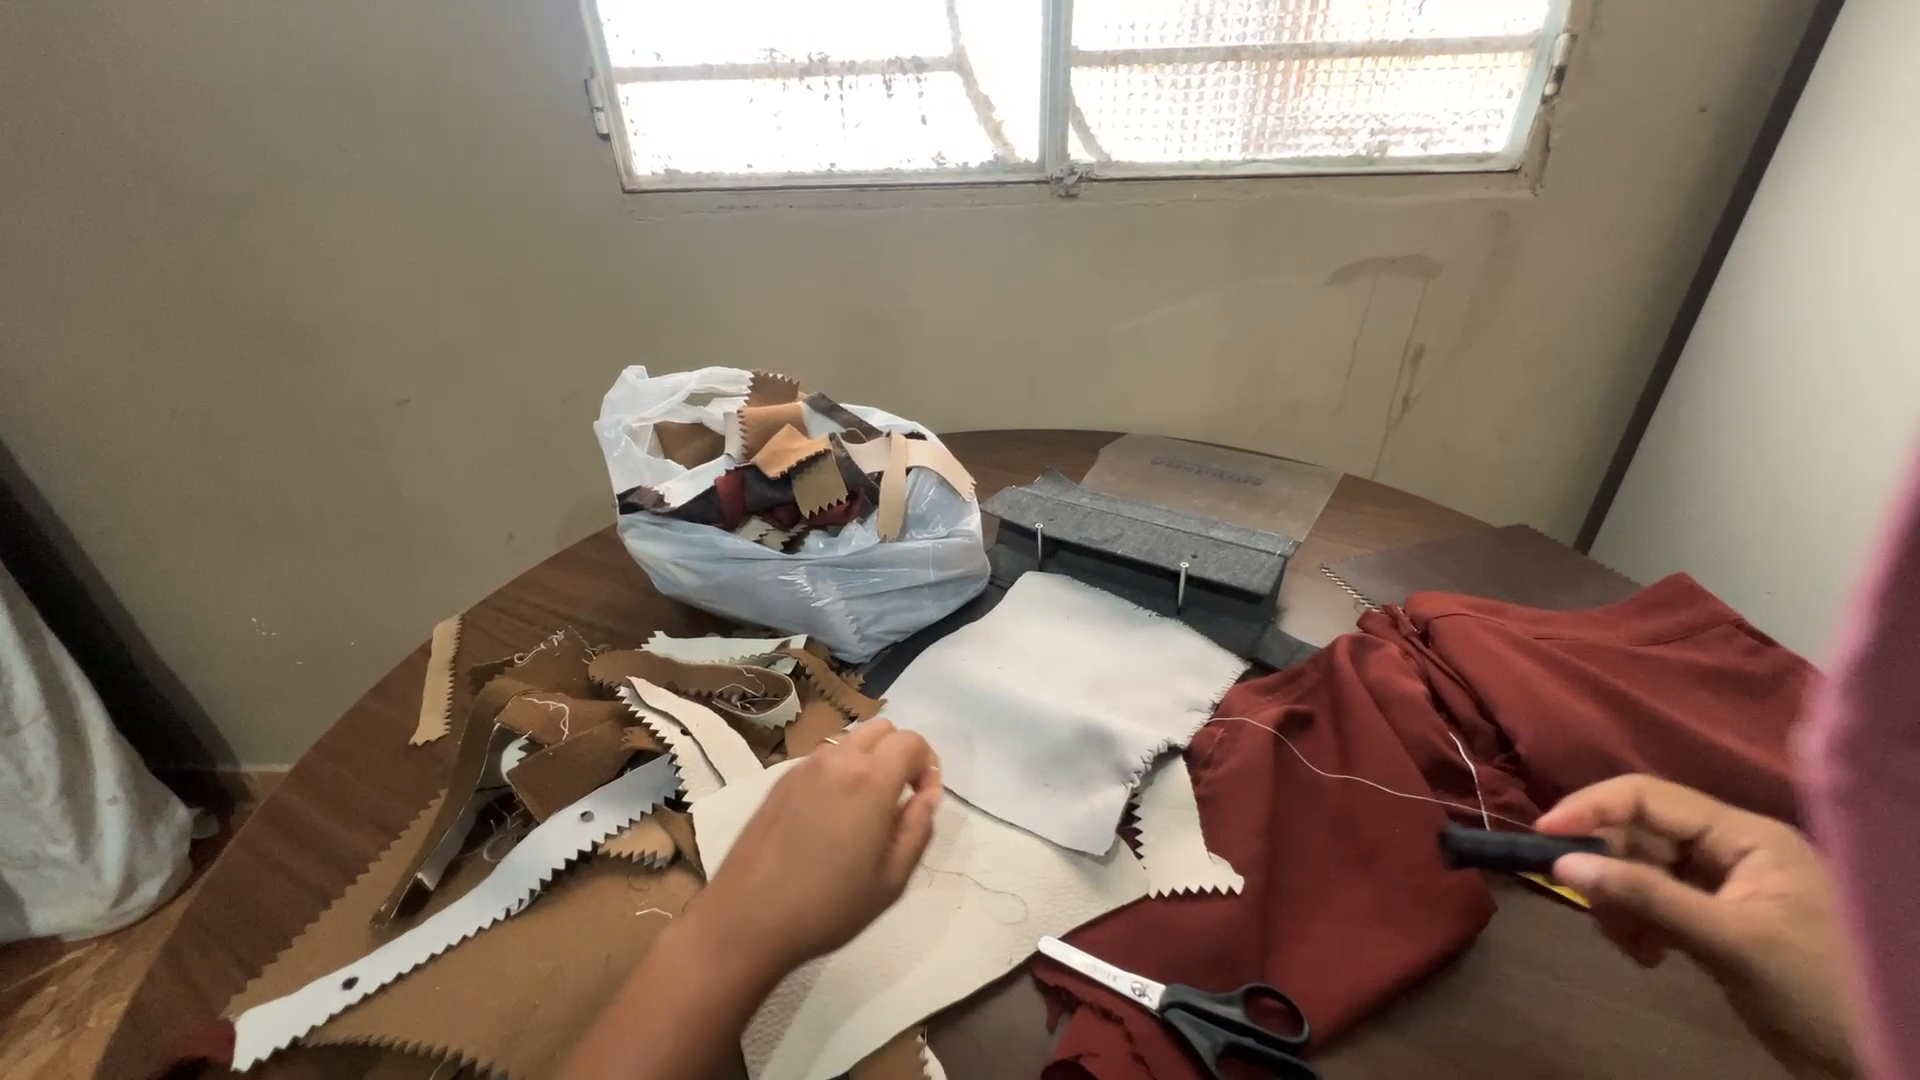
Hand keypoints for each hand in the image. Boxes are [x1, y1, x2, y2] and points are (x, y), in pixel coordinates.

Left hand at [690, 718, 941, 974]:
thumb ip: (919, 828)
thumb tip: (928, 795)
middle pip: (882, 729)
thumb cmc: (828, 906)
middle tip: (899, 798)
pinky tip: (831, 815)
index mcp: (871, 779)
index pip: (912, 742)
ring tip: (865, 808)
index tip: (923, 800)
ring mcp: (805, 766)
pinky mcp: (780, 780)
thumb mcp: (892, 879)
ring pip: (851, 739)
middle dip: (900, 754)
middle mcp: (838, 760)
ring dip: (870, 759)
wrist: (747, 920)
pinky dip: (841, 770)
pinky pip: (824, 758)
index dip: (928, 765)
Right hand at [1537, 775, 1856, 1079]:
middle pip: (1635, 832)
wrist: (1887, 1069)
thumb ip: (1644, 895)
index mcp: (1746, 835)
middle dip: (1604, 867)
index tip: (1543, 836)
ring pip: (1635, 868)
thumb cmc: (1822, 991)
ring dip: (1616, 902)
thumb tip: (1561, 862)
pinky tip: (1647, 955)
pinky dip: (1634, 922)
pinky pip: (1649, 899)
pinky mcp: (1713, 916)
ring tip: (1629, 945)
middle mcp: (1730, 848)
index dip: (1589, 807)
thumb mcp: (1730, 941)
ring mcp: (1722, 883)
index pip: (1646, 796)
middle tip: (1586, 906)